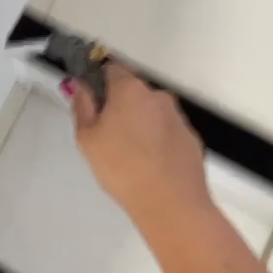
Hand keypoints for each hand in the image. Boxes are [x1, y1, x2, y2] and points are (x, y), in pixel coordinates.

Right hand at [68, 62, 212, 237]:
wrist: (172, 204)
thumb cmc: (122, 167)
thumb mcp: (87, 138)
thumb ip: (82, 106)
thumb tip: (81, 86)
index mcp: (130, 89)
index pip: (112, 68)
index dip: (98, 80)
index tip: (91, 101)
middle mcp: (157, 96)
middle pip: (132, 91)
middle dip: (119, 105)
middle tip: (106, 134)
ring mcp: (178, 117)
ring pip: (151, 112)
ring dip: (139, 123)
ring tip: (130, 155)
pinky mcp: (191, 138)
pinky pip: (166, 131)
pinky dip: (157, 140)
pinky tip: (149, 164)